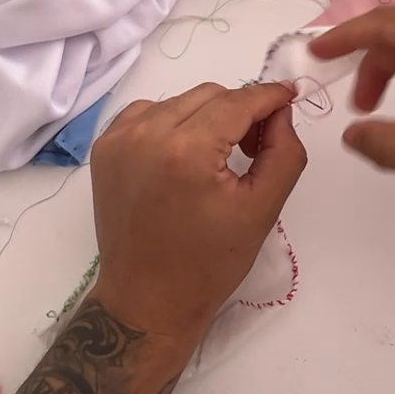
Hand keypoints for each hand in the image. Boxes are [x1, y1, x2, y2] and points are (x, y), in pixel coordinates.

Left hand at [88, 82, 307, 341]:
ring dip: (207, 116)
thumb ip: (283, 152)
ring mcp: (118, 139)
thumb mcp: (262, 209)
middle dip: (240, 111)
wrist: (147, 299)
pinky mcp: (104, 147)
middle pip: (209, 95)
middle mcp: (145, 134)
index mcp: (185, 151)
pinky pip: (149, 112)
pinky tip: (183, 154)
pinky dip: (173, 122)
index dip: (269, 95)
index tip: (290, 95)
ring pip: (180, 100)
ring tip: (217, 156)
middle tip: (256, 146)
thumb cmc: (209, 262)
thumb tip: (280, 111)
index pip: (237, 102)